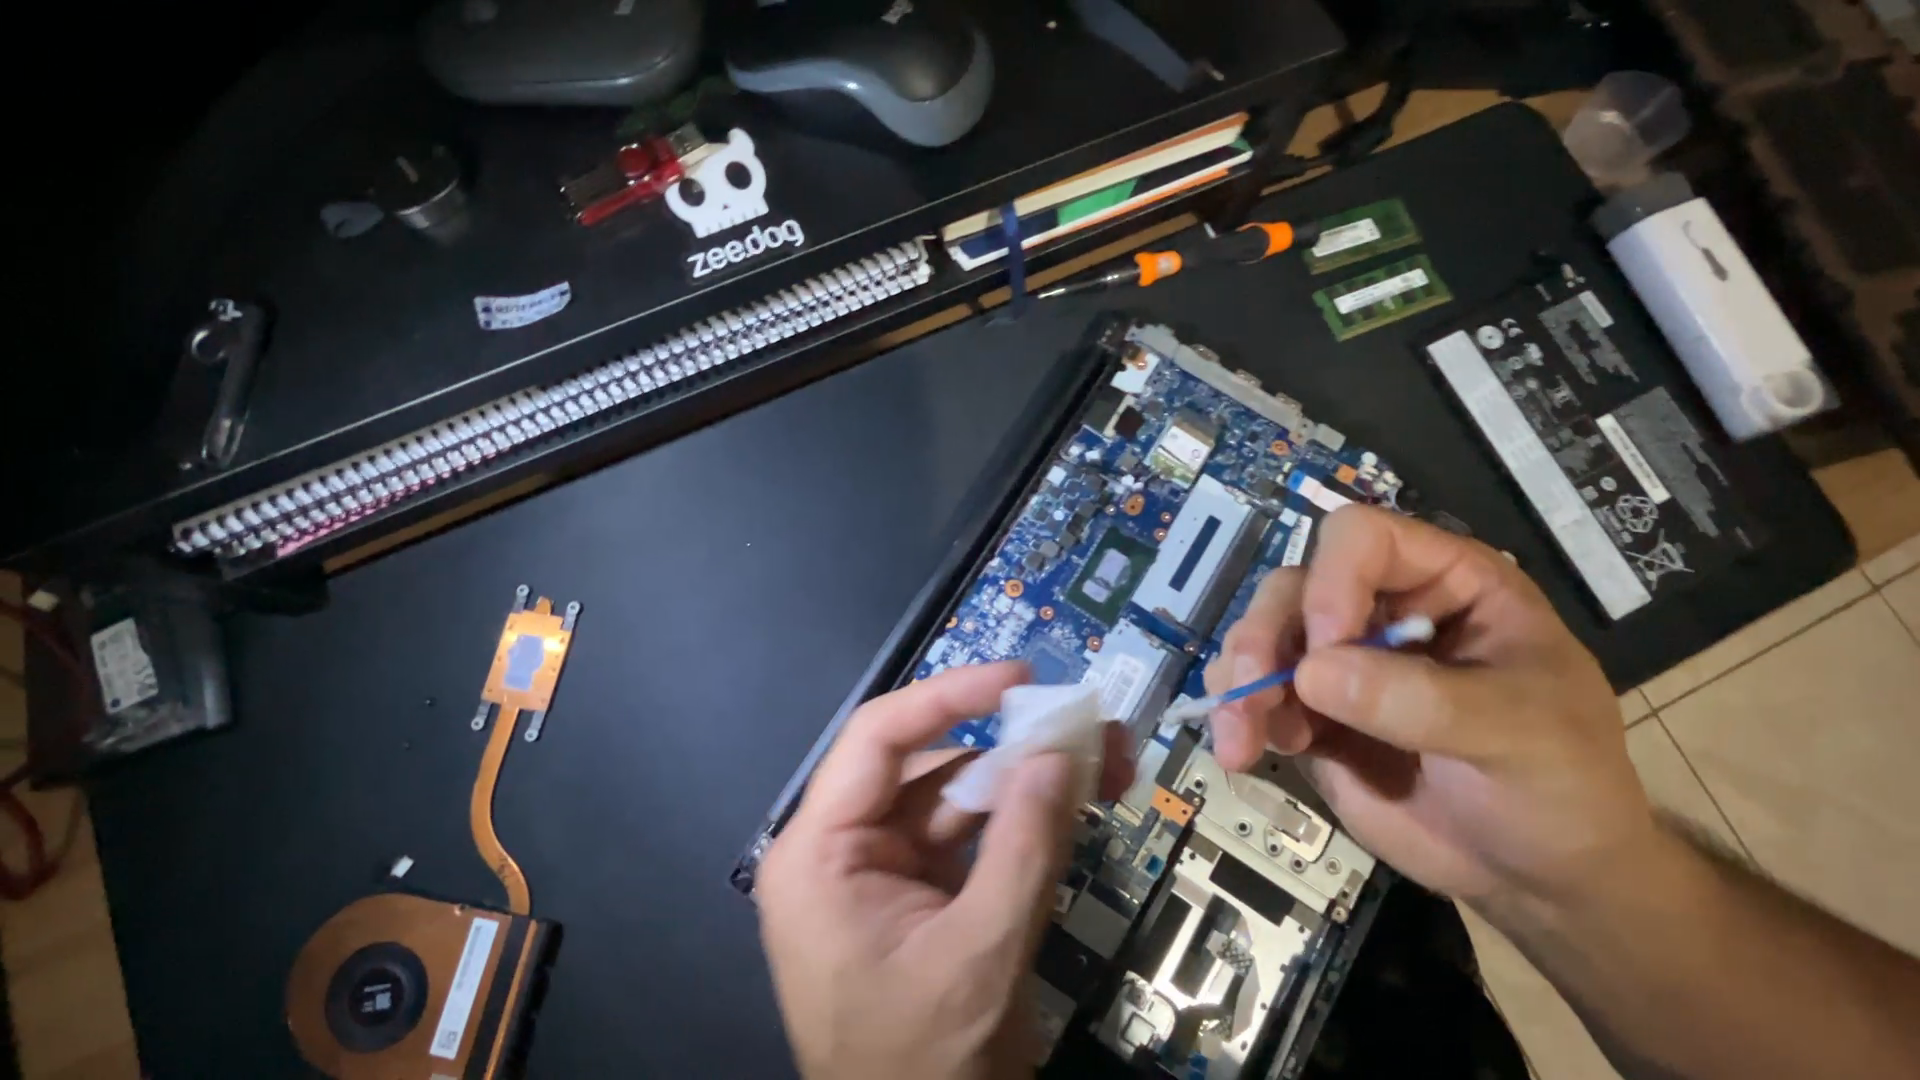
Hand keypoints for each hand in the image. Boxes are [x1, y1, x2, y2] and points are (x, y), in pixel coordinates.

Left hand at [756, 663, 1133, 1079]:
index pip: (878, 739)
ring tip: (1102, 764)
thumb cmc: (929, 1065)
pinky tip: (1071, 805)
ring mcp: (879, 873)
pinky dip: (1017, 822)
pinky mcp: (914, 895)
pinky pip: (966, 838)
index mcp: (820, 854)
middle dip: (1011, 747)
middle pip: (926, 765)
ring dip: (1025, 781)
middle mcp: (840, 849)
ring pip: (954, 799)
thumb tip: (1058, 753)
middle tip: (1089, 730)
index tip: (1019, 678)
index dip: (949, 694)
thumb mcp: (983, 952)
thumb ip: (1024, 844)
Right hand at [1204, 505, 1655, 908]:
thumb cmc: (1559, 785)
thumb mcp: (1518, 733)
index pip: (1364, 539)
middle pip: (1292, 586)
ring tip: (1240, 740)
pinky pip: (1253, 694)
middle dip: (1263, 638)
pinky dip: (1237, 716)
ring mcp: (1340, 664)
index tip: (1328, 646)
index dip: (1333, 578)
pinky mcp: (1310, 713)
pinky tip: (1246, 753)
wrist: (1538, 875)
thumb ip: (1421, 699)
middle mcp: (1381, 610)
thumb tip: (1313, 673)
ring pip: (1261, 637)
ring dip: (1238, 681)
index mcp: (1446, 585)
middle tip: (1252, 696)